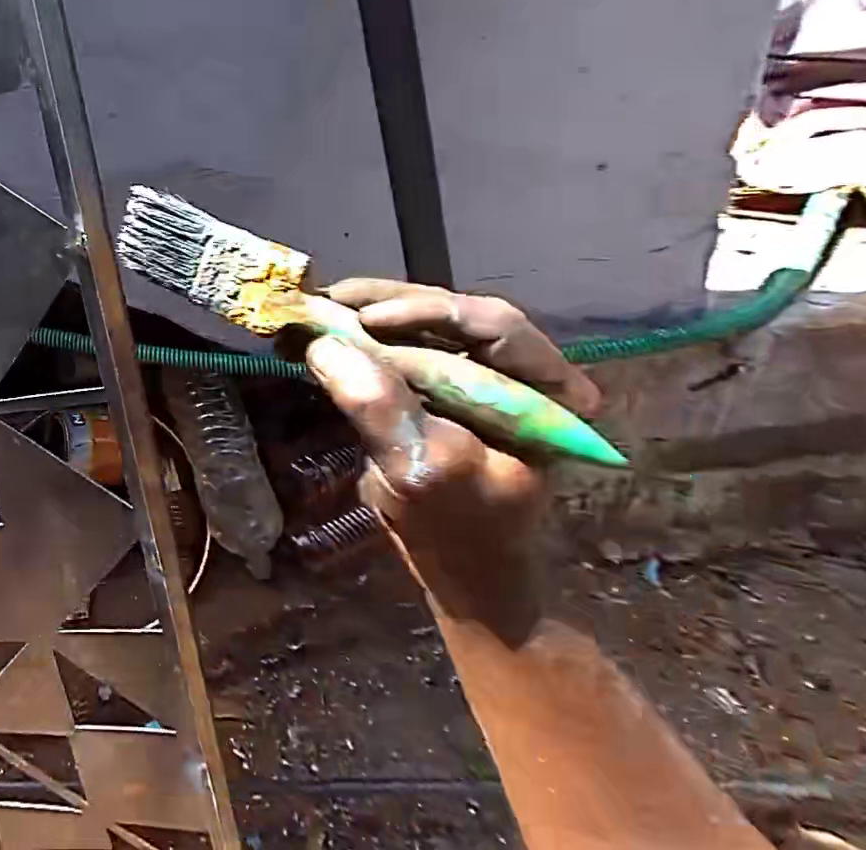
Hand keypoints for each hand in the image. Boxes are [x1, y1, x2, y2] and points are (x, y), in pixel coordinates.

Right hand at [305, 281, 601, 644]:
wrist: (457, 565)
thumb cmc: (457, 528)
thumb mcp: (422, 472)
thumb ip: (382, 409)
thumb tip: (323, 345)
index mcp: (545, 391)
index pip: (495, 327)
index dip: (428, 313)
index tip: (366, 320)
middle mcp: (516, 369)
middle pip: (454, 312)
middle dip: (388, 303)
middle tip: (330, 300)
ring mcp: (474, 372)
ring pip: (424, 321)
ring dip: (369, 308)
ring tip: (320, 306)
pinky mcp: (436, 381)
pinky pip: (402, 343)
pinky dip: (361, 333)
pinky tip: (327, 326)